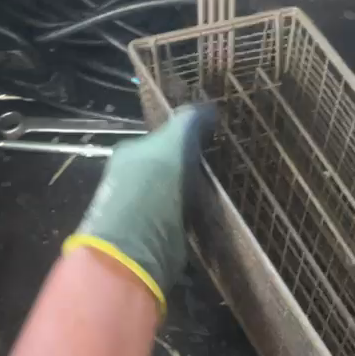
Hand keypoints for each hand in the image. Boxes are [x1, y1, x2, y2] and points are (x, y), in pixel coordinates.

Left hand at [62, 103, 216, 311]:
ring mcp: (143, 213)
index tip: (214, 145)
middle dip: (191, 171)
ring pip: (176, 197)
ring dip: (194, 198)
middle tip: (222, 172)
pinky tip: (213, 222)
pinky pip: (181, 224)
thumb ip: (189, 124)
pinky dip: (195, 222)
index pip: (162, 142)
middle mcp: (132, 181)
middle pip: (169, 171)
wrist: (135, 248)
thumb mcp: (173, 147)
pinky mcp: (157, 241)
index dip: (188, 141)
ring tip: (222, 197)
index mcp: (131, 155)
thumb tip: (209, 108)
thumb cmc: (151, 190)